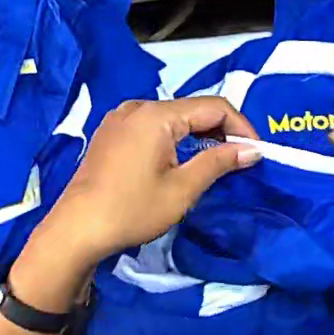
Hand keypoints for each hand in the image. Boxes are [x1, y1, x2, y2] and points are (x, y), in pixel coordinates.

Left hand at [14, 98, 259, 310]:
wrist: (76, 228)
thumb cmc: (132, 209)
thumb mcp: (182, 189)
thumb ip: (218, 162)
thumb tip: (251, 150)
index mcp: (156, 114)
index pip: (213, 106)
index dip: (240, 127)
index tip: (256, 153)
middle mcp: (137, 106)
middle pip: (191, 108)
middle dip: (220, 130)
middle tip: (240, 160)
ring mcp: (120, 117)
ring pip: (171, 117)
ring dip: (196, 134)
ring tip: (215, 161)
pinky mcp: (110, 132)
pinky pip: (150, 125)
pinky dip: (172, 137)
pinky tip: (179, 160)